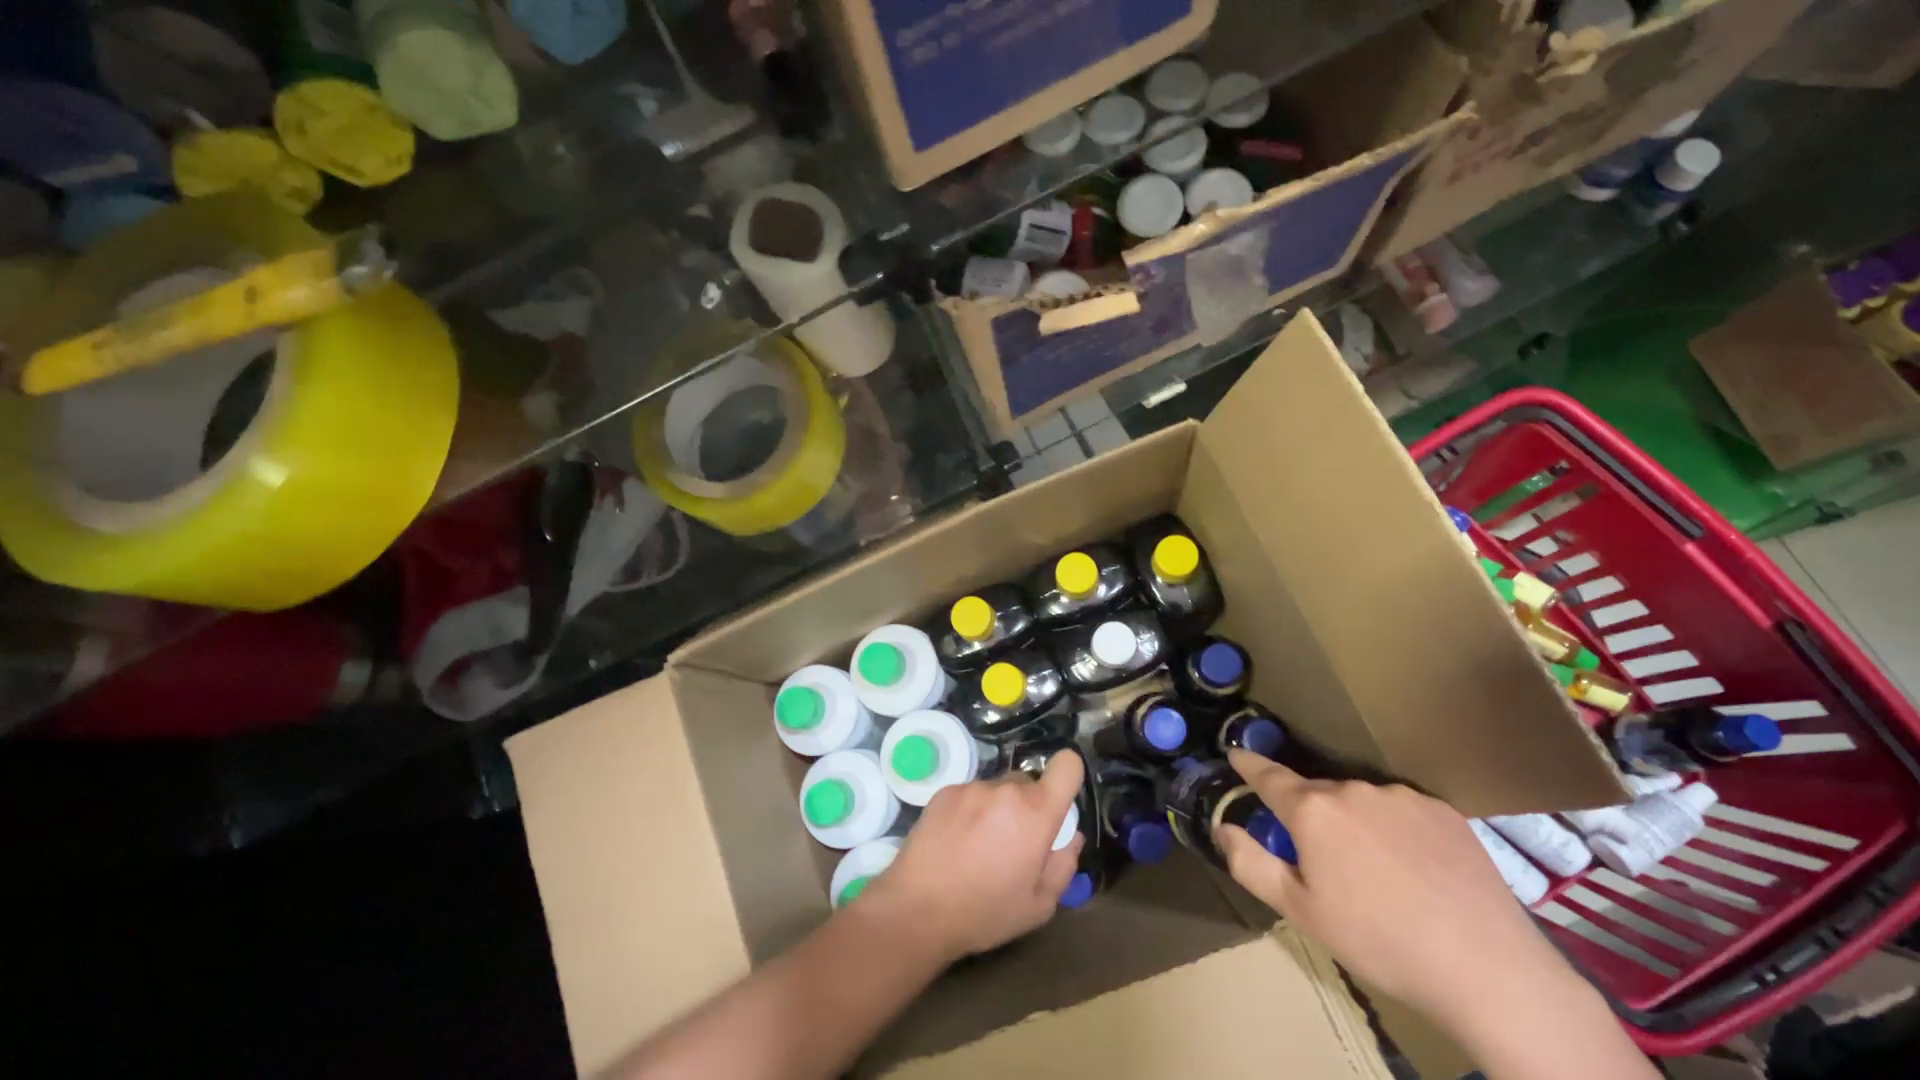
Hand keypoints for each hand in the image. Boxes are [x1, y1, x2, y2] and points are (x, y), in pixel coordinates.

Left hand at [861, 749, 1084, 962]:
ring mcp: (971, 788)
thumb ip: (1063, 865)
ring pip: (997, 790)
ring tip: (979, 847)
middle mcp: (1004, 790)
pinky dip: (970, 812)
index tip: (1059, 801)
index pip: (1066, 765)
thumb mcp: (1040, 905)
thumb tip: (1071, 837)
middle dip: (1029, 807)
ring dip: (997, 810)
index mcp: (1036, 813)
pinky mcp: (943, 793)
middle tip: (1014, 844)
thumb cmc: (985, 913)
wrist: (916, 910)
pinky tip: (956, 843)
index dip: (1068, 775)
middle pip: (1029, 783)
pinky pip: (970, 795)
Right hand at [1214, 750, 1572, 1023]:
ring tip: (1372, 873)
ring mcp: (1405, 798)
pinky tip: (1411, 871)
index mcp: (1314, 811)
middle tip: (1316, 858)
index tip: (1234, 754)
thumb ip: (1251, 863)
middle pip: (1319, 794)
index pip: (1269, 776)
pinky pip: (1403, 812)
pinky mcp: (1446, 812)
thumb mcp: (1299, 911)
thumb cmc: (1377, 941)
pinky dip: (1394, 831)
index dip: (1248, 765)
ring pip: (1362, 803)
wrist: (1483, 965)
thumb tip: (1223, 828)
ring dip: (1354, 824)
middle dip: (1309, 815)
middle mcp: (1356, 790)